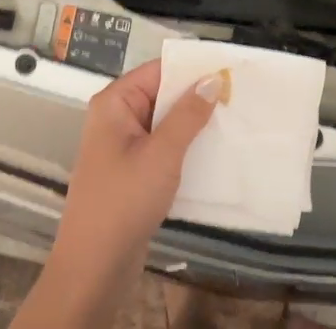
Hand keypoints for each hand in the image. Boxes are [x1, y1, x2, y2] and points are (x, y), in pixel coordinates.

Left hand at [12, 61, 219, 327]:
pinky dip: (185, 149)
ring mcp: (123, 147)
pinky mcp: (132, 173)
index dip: (192, 69)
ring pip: (164, 124)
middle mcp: (116, 118)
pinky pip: (163, 149)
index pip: (158, 70)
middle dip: (197, 96)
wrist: (94, 265)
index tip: (231, 70)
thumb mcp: (162, 154)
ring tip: (236, 122)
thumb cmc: (124, 200)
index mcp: (115, 103)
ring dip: (194, 124)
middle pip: (161, 95)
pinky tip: (215, 154)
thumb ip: (188, 115)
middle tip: (241, 97)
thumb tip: (213, 79)